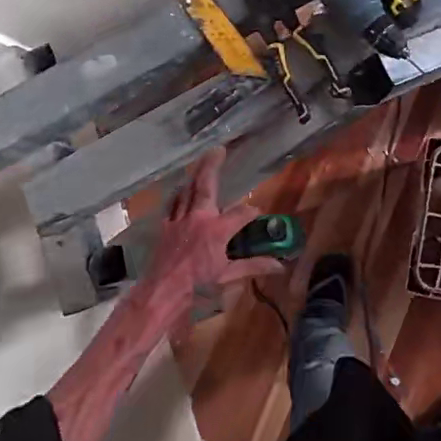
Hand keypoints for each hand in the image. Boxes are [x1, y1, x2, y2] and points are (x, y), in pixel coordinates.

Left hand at [138, 147, 283, 315]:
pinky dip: (178, 195)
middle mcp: (199, 218)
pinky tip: (181, 190)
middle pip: (206, 185)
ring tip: (202, 163)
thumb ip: (253, 266)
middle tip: (218, 149)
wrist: (162, 291)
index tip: (257, 214)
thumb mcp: (228, 277)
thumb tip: (279, 266)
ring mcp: (179, 220)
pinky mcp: (165, 227)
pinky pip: (172, 204)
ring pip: (187, 190)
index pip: (242, 213)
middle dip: (212, 165)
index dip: (252, 212)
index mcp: (217, 230)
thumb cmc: (197, 286)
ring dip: (195, 176)